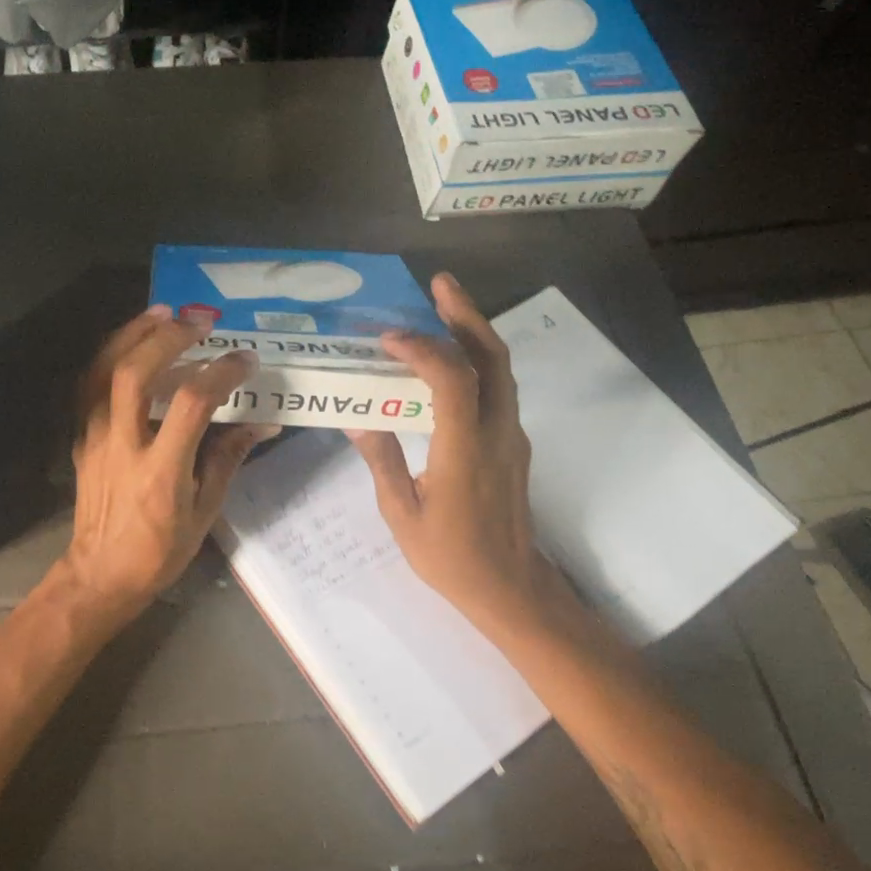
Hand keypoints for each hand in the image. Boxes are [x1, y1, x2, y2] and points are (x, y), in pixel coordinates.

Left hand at [57, 305, 279, 625]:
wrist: (101, 574)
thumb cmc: (160, 551)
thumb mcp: (205, 513)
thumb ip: (228, 459)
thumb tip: (262, 422)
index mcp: (160, 471)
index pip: (190, 405)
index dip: (220, 374)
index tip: (244, 360)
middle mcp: (122, 447)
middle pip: (135, 375)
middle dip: (168, 339)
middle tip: (199, 321)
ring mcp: (95, 439)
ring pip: (103, 372)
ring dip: (132, 335)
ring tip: (162, 312)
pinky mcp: (81, 438)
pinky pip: (90, 386)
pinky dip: (109, 356)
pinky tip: (131, 342)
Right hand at [350, 273, 560, 628]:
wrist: (510, 587)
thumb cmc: (450, 557)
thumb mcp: (402, 514)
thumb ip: (382, 460)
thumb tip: (357, 418)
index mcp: (465, 449)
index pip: (452, 379)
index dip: (421, 349)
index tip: (387, 339)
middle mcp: (497, 432)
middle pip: (492, 357)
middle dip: (466, 314)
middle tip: (438, 283)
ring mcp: (511, 436)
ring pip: (501, 369)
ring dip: (474, 332)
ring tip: (443, 306)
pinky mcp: (513, 444)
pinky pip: (498, 388)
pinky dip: (476, 360)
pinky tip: (449, 361)